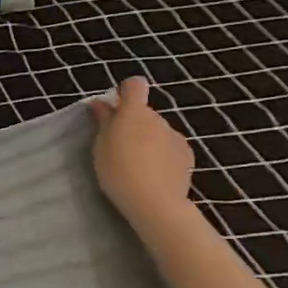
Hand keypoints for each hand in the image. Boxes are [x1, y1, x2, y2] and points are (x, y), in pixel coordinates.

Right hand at [87, 77, 195, 225]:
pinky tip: (154, 173)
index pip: (134, 86)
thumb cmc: (118, 171)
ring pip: (158, 130)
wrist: (154, 202)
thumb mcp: (100, 146)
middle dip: (133, 123)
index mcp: (134, 113)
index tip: (115, 108)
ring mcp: (175, 136)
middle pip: (144, 112)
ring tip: (137, 164)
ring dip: (148, 139)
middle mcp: (157, 118)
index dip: (125, 92)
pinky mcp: (187, 154)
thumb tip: (100, 103)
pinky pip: (170, 146)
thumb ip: (103, 121)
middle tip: (119, 146)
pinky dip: (162, 153)